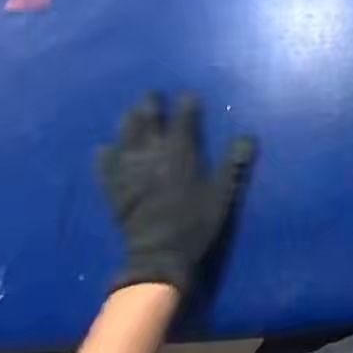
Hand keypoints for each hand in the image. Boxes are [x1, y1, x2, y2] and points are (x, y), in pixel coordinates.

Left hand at [95, 93, 254, 292]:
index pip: (183, 119)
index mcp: (179, 154)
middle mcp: (151, 153)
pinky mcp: (114, 186)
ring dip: (129, 120)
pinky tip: (106, 149)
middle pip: (147, 118)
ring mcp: (129, 168)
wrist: (159, 257)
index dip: (186, 104)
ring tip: (132, 114)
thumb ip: (232, 166)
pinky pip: (105, 163)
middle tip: (153, 97)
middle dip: (151, 103)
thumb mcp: (221, 197)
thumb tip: (247, 138)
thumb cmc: (194, 226)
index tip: (189, 95)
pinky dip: (106, 153)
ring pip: (125, 133)